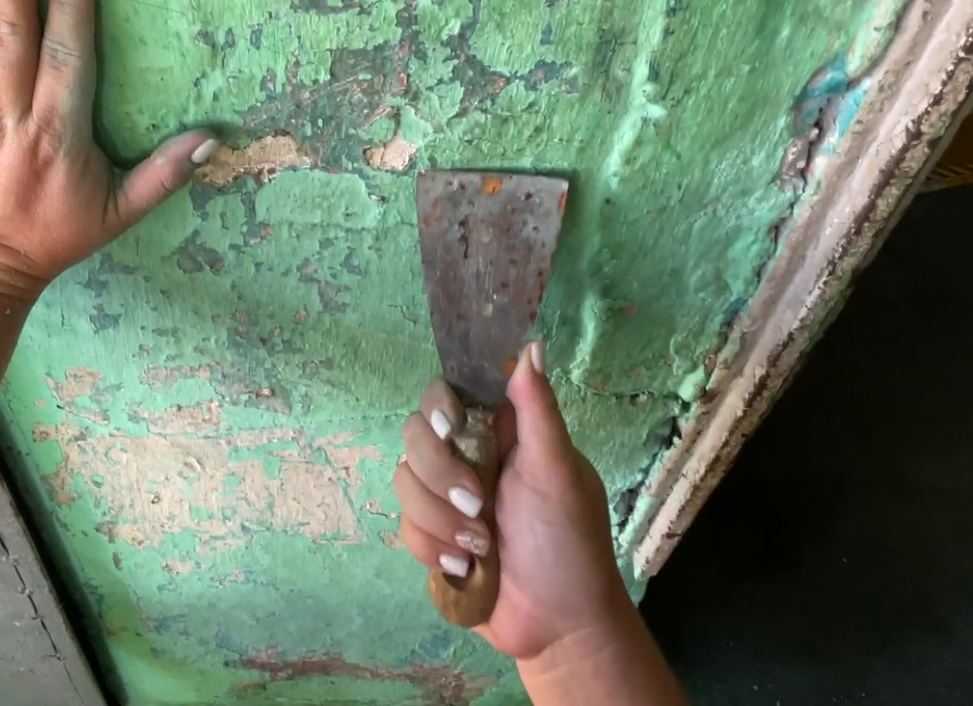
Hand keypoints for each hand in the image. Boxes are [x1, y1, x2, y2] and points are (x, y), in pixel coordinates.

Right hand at [394, 342, 632, 659]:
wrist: (560, 625)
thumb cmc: (567, 539)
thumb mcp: (557, 470)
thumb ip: (537, 409)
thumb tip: (532, 345)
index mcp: (494, 433)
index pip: (443, 394)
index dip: (438, 407)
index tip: (451, 429)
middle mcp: (463, 457)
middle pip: (414, 436)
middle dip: (441, 476)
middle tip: (479, 504)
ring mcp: (443, 497)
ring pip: (405, 482)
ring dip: (441, 519)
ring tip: (480, 547)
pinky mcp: (431, 535)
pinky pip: (405, 527)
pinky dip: (434, 548)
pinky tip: (466, 567)